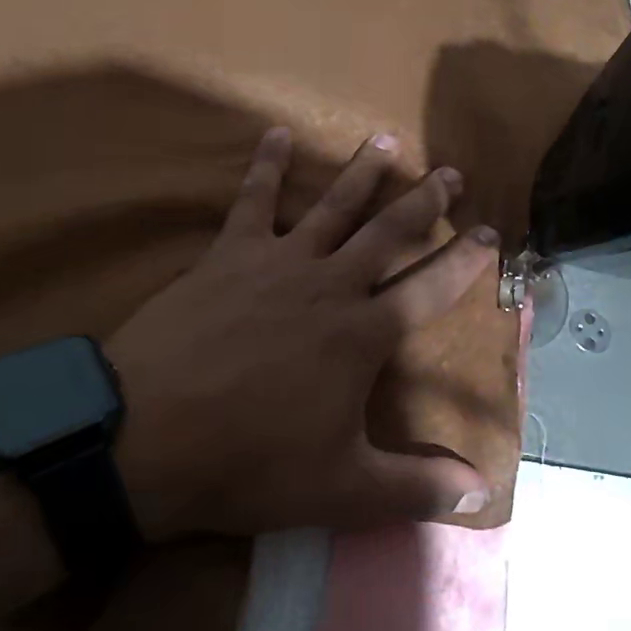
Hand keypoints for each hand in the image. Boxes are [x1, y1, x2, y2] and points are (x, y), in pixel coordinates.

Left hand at [105, 127, 499, 539]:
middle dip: (424, 203)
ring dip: (362, 174)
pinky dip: (267, 168)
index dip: (465, 260)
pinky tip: (277, 136)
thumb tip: (484, 494)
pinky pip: (251, 203)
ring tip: (385, 142)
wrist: (138, 441)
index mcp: (363, 334)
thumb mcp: (344, 489)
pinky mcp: (225, 258)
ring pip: (332, 208)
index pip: (430, 287)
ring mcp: (276, 265)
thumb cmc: (250, 464)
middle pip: (388, 233)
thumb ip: (418, 488)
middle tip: (451, 173)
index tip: (492, 233)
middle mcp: (329, 286)